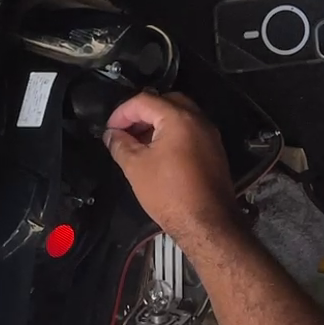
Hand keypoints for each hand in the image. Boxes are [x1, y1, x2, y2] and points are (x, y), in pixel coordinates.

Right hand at [104, 92, 237, 241]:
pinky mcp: (214, 151)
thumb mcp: (135, 167)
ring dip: (157, 124)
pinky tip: (158, 154)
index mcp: (178, 118)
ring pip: (179, 116)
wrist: (206, 223)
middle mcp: (198, 120)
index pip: (144, 101)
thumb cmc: (170, 194)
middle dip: (141, 114)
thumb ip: (120, 145)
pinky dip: (172, 134)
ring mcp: (209, 135)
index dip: (121, 112)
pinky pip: (189, 131)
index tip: (109, 129)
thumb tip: (111, 134)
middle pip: (165, 102)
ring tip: (138, 143)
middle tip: (124, 131)